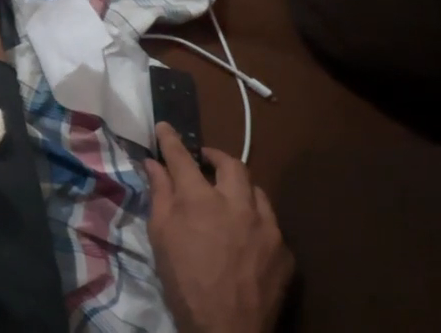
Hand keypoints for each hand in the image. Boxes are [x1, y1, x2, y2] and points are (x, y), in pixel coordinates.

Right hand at [146, 124, 294, 332]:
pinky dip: (255, 218)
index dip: (171, 139)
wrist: (227, 327)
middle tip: (203, 160)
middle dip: (214, 156)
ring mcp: (268, 229)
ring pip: (257, 191)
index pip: (182, 157)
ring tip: (227, 195)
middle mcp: (238, 206)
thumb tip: (154, 164)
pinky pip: (271, 223)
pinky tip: (245, 233)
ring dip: (240, 186)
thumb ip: (160, 194)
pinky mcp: (286, 252)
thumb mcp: (160, 233)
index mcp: (201, 199)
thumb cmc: (183, 277)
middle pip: (231, 164)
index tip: (165, 127)